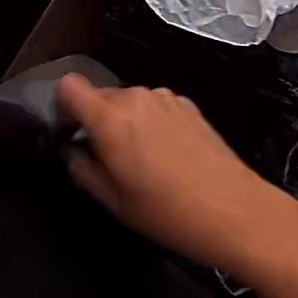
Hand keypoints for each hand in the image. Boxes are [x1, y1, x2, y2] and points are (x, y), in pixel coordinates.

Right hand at [55, 73, 293, 269]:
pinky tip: (169, 158)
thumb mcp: (114, 203)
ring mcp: (164, 97)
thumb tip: (72, 154)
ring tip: (145, 164)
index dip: (64, 105)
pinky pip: (155, 107)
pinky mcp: (187, 103)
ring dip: (128, 124)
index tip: (70, 130)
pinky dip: (153, 124)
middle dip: (98, 122)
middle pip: (100, 96)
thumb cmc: (170, 212)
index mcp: (111, 119)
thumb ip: (82, 171)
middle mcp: (136, 98)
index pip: (70, 85)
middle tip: (110, 161)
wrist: (234, 210)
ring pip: (129, 102)